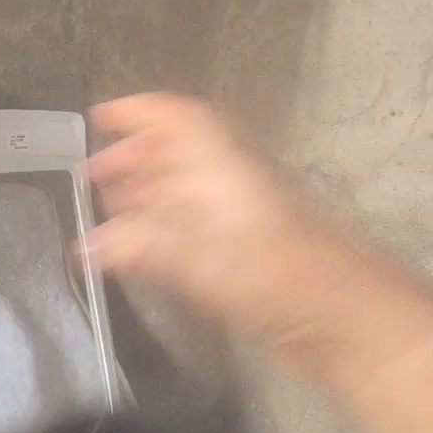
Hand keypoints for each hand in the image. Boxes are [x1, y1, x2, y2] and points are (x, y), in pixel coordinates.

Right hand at [84, 93, 432, 378]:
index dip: (138, 112)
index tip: (99, 117)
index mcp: (222, 172)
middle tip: (90, 175)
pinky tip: (138, 251)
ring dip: (143, 196)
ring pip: (182, 195)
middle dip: (131, 158)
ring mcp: (233, 224)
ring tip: (105, 210)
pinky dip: (158, 234)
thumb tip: (87, 248)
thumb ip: (145, 251)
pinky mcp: (238, 258)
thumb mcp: (207, 262)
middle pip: (176, 156)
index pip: (179, 122)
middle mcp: (226, 189)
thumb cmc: (282, 279)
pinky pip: (189, 233)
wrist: (346, 320)